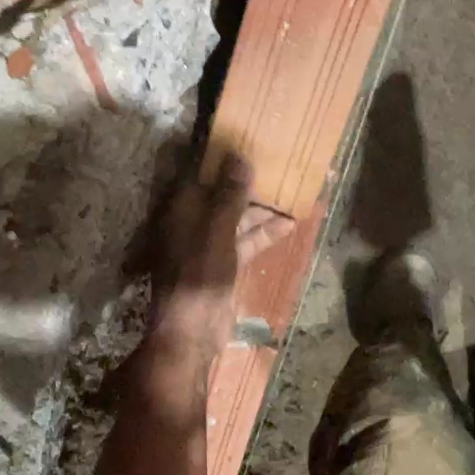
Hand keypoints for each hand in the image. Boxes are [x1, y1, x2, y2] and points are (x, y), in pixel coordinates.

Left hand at [146, 153, 294, 372]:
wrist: (193, 331)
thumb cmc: (200, 274)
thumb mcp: (218, 230)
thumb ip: (230, 195)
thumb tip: (241, 157)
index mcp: (181, 209)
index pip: (201, 173)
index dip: (223, 159)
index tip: (249, 143)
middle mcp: (192, 222)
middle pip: (221, 194)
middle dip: (249, 183)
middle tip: (279, 166)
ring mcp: (208, 244)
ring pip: (237, 218)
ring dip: (262, 209)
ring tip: (292, 192)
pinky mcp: (224, 264)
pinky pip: (246, 241)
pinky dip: (265, 233)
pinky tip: (290, 223)